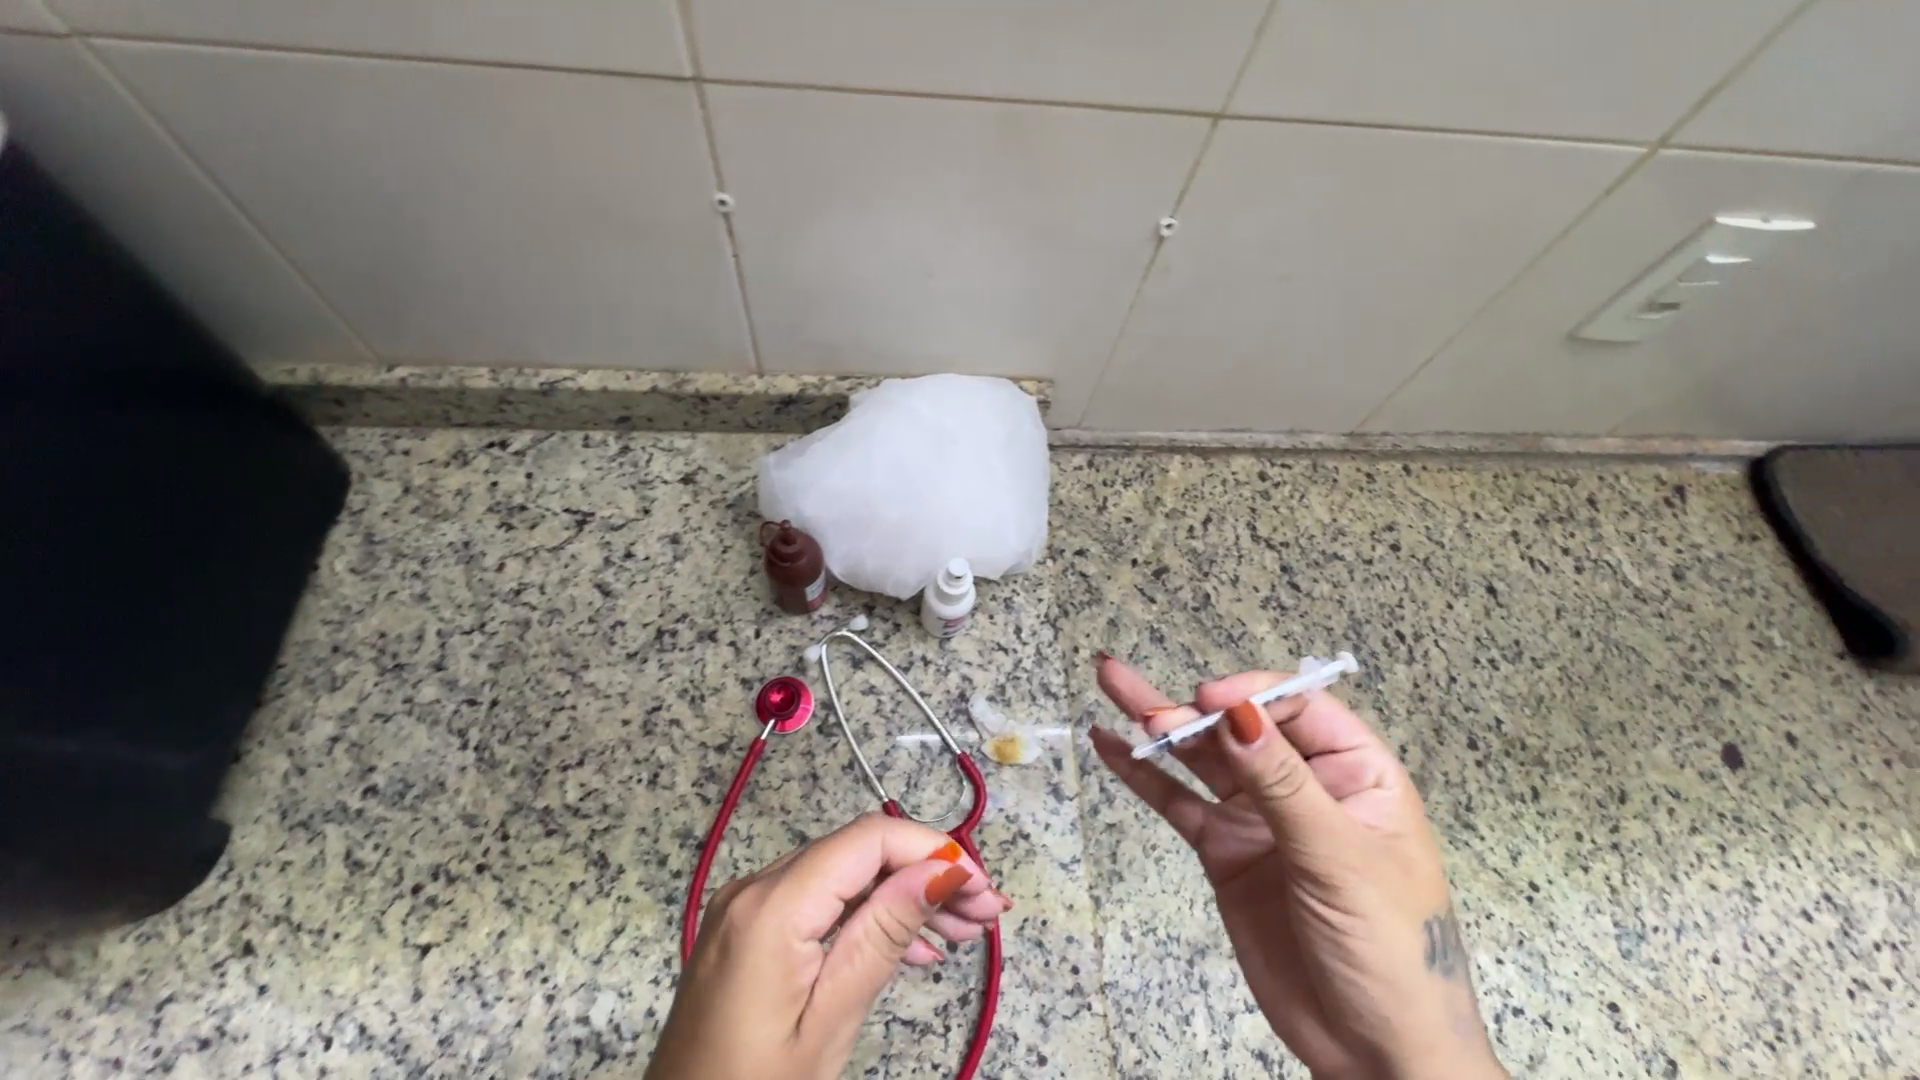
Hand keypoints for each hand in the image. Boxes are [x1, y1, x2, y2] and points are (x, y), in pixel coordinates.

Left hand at [648, 814, 1008, 1079]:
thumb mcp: (830, 1020)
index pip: (868, 839)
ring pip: (846, 875)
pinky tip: (917, 946)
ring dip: (907, 895)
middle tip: (988, 913)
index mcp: (772, 905)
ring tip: (967, 930)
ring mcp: (749, 904)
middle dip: (929, 873)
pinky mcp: (750, 927)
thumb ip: (883, 934)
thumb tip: (942, 869)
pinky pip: (822, 902)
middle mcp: (757, 886)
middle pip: (860, 854)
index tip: (983, 886)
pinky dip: (870, 915)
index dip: (932, 849)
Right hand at [1089, 657, 1505, 1079]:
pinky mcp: (1224, 851)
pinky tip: (1108, 745)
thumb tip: (1237, 713)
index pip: (1299, 709)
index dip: (1252, 697)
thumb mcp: (1340, 858)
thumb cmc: (1390, 948)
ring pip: (1201, 758)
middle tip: (1142, 702)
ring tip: (1112, 684)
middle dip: (1192, 708)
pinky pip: (1177, 803)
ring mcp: (1257, 817)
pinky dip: (1142, 775)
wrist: (1372, 1051)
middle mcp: (1303, 784)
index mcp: (1356, 772)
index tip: (1209, 700)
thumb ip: (1283, 783)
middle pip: (1240, 727)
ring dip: (1159, 726)